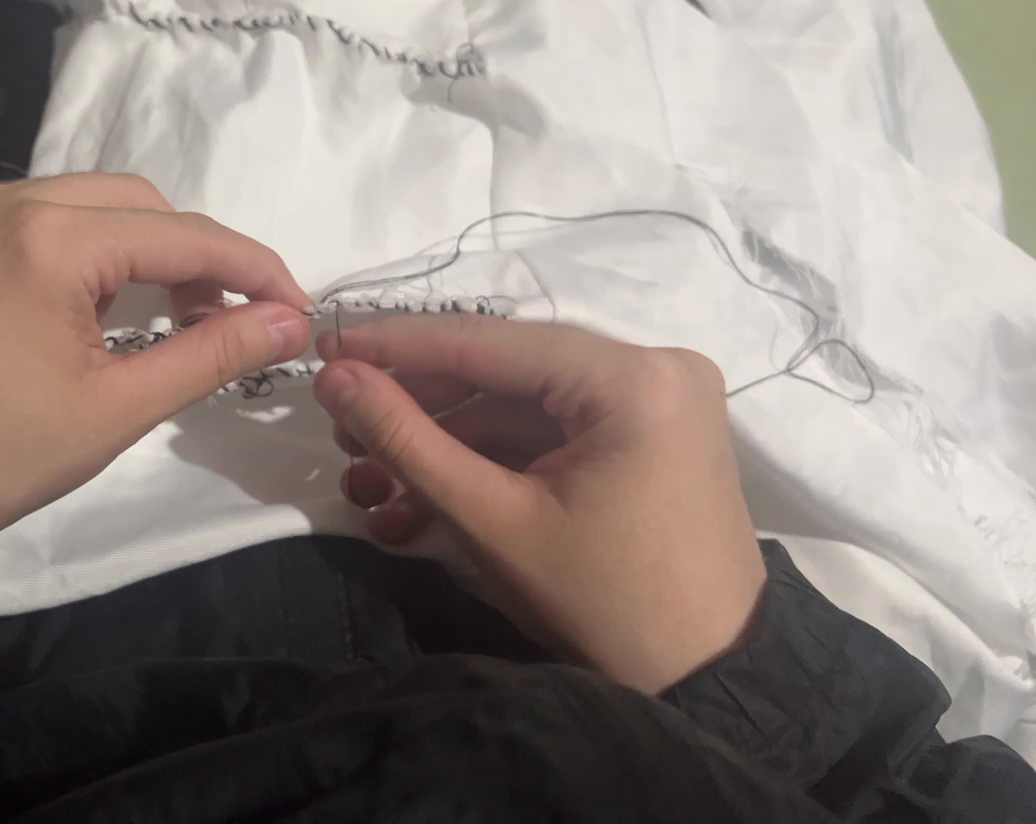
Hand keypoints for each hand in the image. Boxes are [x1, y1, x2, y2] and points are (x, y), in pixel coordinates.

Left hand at [0, 175, 311, 560]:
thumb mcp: (115, 410)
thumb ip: (210, 353)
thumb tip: (288, 322)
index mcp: (44, 236)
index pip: (180, 233)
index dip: (250, 267)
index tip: (293, 306)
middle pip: (131, 201)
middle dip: (190, 252)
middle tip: (219, 313)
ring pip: (76, 203)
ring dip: (130, 247)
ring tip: (155, 308)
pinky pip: (22, 220)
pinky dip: (70, 248)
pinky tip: (74, 301)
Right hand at [313, 315, 766, 693]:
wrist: (710, 694)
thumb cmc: (604, 605)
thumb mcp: (489, 519)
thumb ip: (402, 437)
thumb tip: (332, 377)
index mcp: (631, 378)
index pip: (485, 341)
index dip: (393, 344)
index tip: (325, 348)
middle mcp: (647, 369)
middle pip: (496, 370)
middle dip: (412, 407)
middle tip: (342, 433)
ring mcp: (645, 402)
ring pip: (508, 403)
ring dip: (435, 442)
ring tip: (367, 483)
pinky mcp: (634, 435)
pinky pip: (536, 431)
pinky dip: (477, 461)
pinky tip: (414, 504)